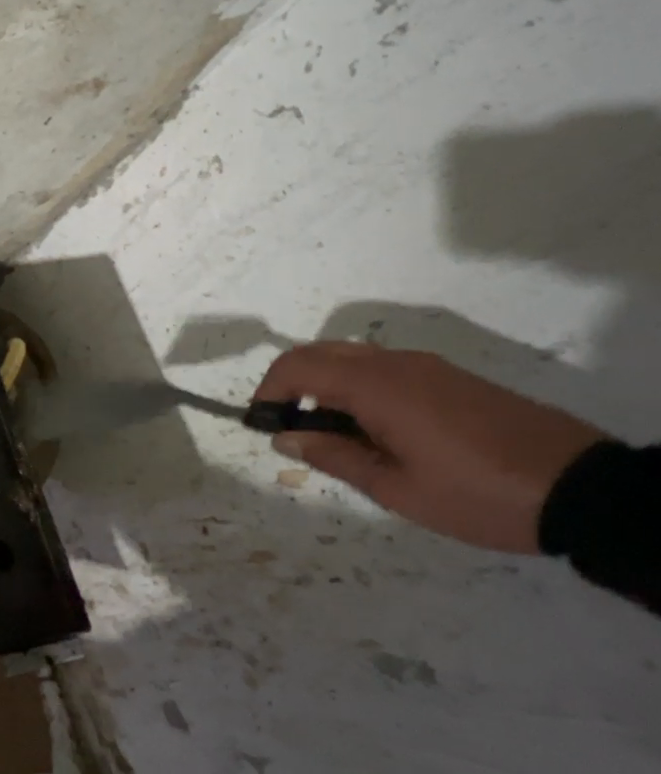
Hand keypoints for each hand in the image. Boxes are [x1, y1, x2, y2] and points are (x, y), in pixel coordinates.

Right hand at [254, 342, 608, 553]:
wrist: (586, 492)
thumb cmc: (479, 494)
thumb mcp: (397, 489)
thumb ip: (334, 457)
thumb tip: (286, 438)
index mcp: (375, 386)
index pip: (297, 367)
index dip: (268, 391)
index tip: (262, 423)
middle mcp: (396, 364)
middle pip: (320, 352)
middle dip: (292, 382)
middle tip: (290, 425)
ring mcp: (429, 368)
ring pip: (354, 358)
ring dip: (328, 384)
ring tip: (334, 433)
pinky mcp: (455, 379)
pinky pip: (387, 369)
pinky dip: (361, 386)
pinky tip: (378, 428)